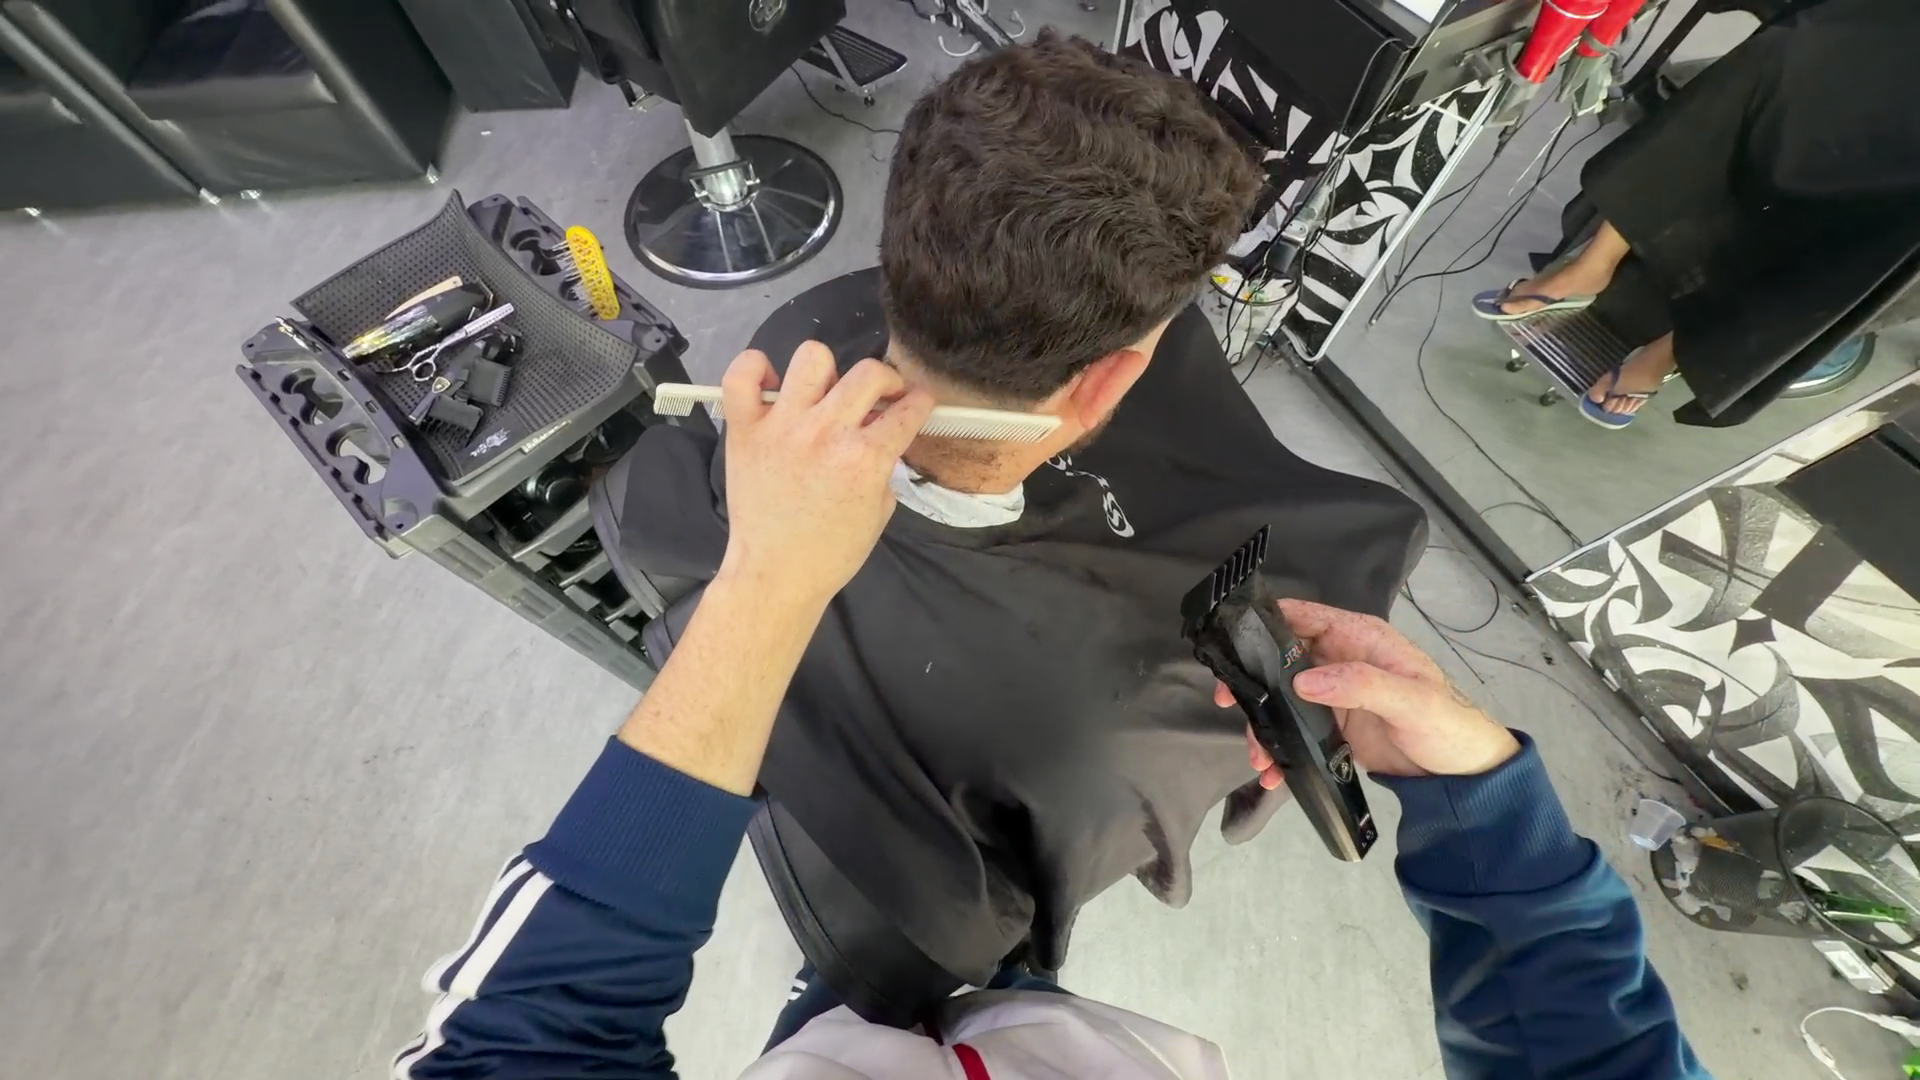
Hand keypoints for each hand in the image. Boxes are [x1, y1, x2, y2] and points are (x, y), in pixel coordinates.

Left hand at [717, 343, 933, 610]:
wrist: (777, 573)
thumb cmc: (833, 552)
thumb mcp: (879, 511)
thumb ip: (883, 467)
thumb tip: (879, 438)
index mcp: (865, 458)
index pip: (906, 411)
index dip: (920, 401)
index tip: (919, 400)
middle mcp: (826, 432)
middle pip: (868, 374)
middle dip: (888, 381)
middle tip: (882, 397)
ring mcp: (783, 426)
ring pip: (813, 358)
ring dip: (829, 373)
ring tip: (827, 395)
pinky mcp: (745, 429)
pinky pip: (743, 375)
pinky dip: (756, 369)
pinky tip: (772, 385)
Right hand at [1215, 599, 1519, 780]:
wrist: (1463, 779)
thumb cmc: (1449, 727)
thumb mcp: (1412, 701)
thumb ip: (1361, 684)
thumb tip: (1304, 681)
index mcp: (1359, 638)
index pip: (1304, 616)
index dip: (1266, 622)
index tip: (1233, 641)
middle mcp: (1340, 659)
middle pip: (1280, 657)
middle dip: (1251, 679)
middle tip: (1229, 700)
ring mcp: (1332, 692)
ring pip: (1280, 696)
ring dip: (1263, 723)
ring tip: (1258, 753)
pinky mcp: (1328, 723)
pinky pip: (1292, 728)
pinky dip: (1279, 747)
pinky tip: (1272, 769)